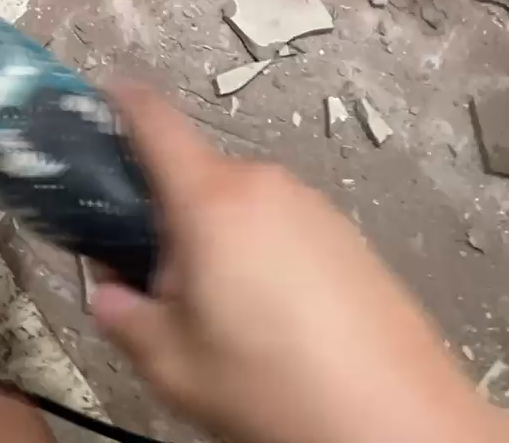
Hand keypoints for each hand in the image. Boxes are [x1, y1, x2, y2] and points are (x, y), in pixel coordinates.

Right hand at [90, 83, 508, 442]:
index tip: (101, 98)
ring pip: (235, 199)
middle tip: (162, 275)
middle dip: (166, 211)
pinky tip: (276, 313)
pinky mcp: (346, 232)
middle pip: (192, 172)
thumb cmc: (277, 386)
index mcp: (210, 199)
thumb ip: (120, 314)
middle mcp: (261, 184)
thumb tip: (107, 293)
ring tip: (225, 306)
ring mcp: (310, 204)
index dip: (120, 99)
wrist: (406, 430)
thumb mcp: (172, 363)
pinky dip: (259, 247)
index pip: (154, 119)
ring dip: (214, 232)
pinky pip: (279, 220)